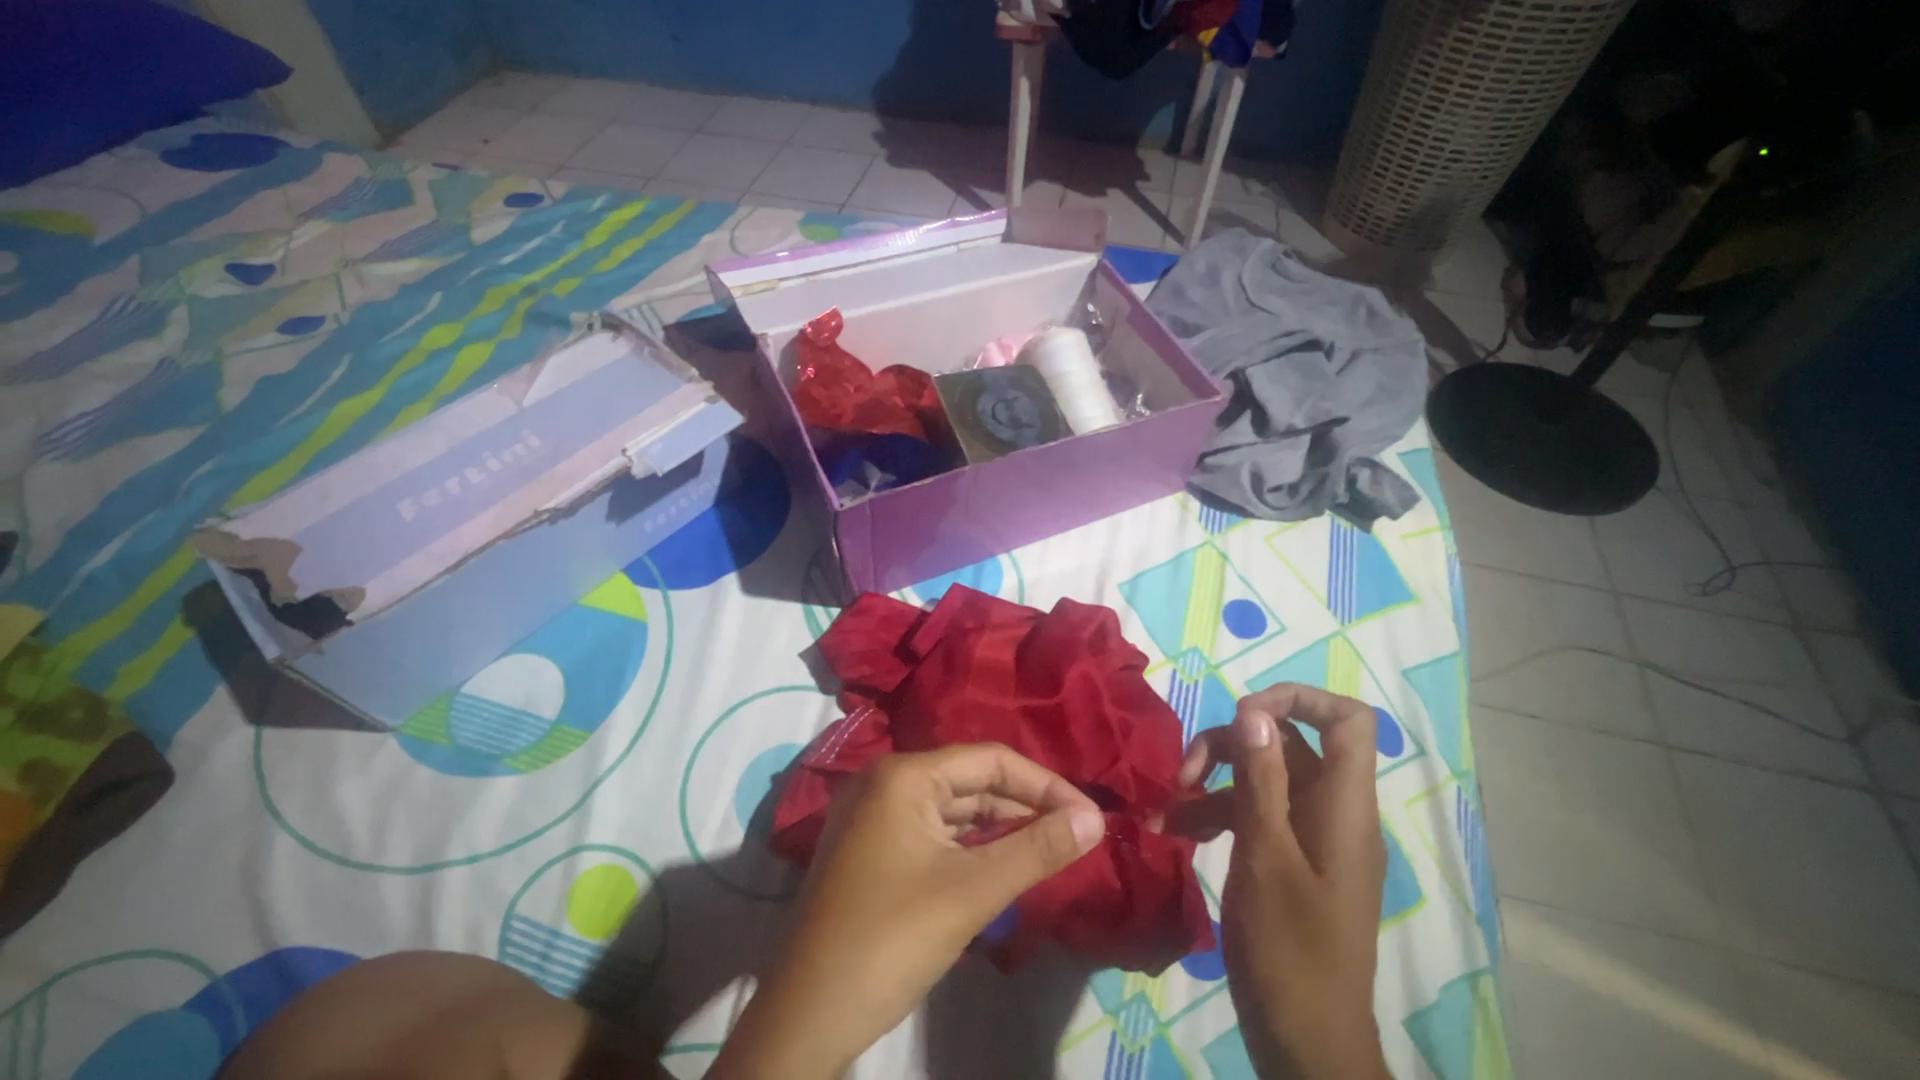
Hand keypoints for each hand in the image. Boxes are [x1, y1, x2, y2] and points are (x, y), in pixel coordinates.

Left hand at [711, 744, 1104, 1079]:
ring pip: (953, 811)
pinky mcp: (870, 852)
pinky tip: (1004, 868)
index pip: (990, 760)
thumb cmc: (893, 938)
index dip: (1046, 785)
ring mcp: (871, 818)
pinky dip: (971, 848)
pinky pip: (933, 835)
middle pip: (971, 781)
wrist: (809, 1013)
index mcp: (903, 776)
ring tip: (1050, 852)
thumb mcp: (973, 892)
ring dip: (1001, 829)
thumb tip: (1096, 818)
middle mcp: (883, 784)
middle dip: (1025, 806)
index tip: (1090, 818)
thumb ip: (1037, 849)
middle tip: (1078, 837)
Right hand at [1177, 684, 1390, 1079]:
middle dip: (1229, 748)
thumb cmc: (1288, 950)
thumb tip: (1254, 710)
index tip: (1240, 715)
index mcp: (1345, 806)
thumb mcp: (1264, 858)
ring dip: (1212, 786)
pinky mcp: (1293, 864)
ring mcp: (1314, 840)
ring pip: (1265, 781)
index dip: (1296, 699)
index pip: (1347, 720)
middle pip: (1289, 745)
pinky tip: (1176, 836)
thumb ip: (1260, 781)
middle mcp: (1335, 813)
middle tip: (1180, 775)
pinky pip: (1258, 818)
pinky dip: (1218, 818)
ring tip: (1164, 816)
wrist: (1306, 1040)